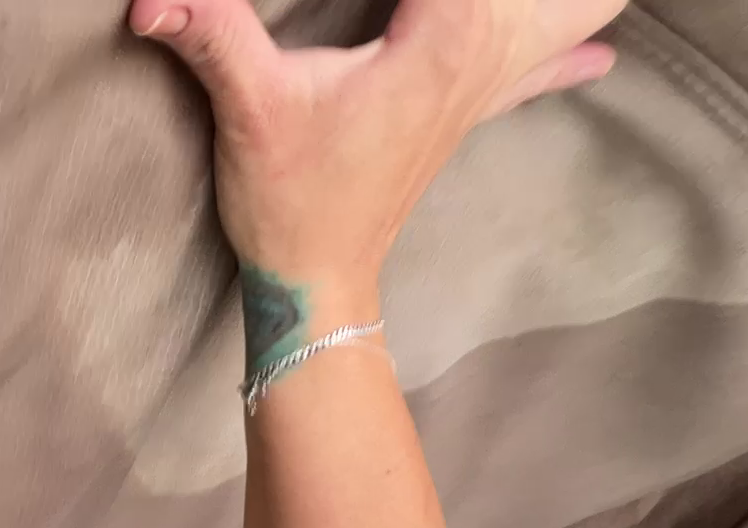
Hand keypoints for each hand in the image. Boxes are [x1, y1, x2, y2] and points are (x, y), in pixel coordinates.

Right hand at [129, 0, 623, 366]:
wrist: (316, 279)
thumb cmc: (290, 202)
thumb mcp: (250, 113)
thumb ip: (212, 37)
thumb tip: (149, 0)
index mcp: (446, 31)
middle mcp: (485, 47)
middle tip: (417, 8)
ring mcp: (483, 85)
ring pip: (578, 7)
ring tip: (553, 4)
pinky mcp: (464, 116)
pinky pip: (543, 63)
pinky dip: (569, 43)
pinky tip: (598, 50)